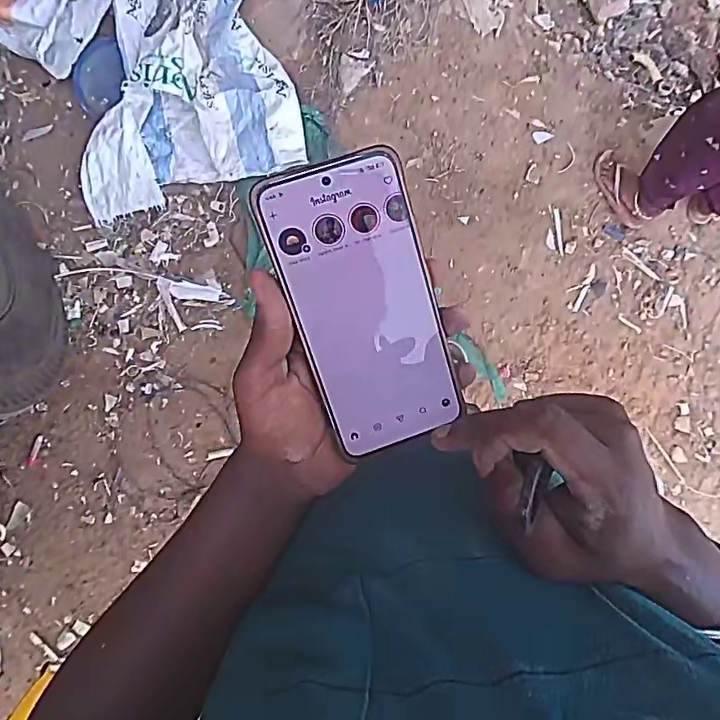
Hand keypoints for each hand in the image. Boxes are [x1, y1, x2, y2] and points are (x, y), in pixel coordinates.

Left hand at [230, 270, 480, 500]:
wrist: (290, 475)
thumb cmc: (269, 420)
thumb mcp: (260, 374)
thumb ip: (268, 332)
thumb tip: (260, 277)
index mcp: (321, 331)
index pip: (348, 290)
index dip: (370, 266)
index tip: (393, 244)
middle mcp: (353, 346)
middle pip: (390, 312)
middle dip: (416, 291)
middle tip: (434, 276)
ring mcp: (376, 373)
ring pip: (414, 343)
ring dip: (438, 329)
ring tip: (455, 322)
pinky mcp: (393, 402)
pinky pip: (424, 385)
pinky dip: (446, 377)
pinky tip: (459, 373)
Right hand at [434, 394, 719, 597]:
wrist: (649, 540)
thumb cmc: (598, 553)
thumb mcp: (548, 556)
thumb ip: (510, 509)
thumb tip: (489, 459)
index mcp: (608, 474)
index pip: (545, 427)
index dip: (492, 428)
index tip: (450, 441)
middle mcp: (615, 434)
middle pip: (533, 414)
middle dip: (494, 436)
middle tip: (488, 470)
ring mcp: (612, 415)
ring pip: (534, 408)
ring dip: (511, 434)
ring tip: (523, 471)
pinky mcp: (603, 406)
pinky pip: (545, 406)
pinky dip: (527, 428)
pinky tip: (539, 456)